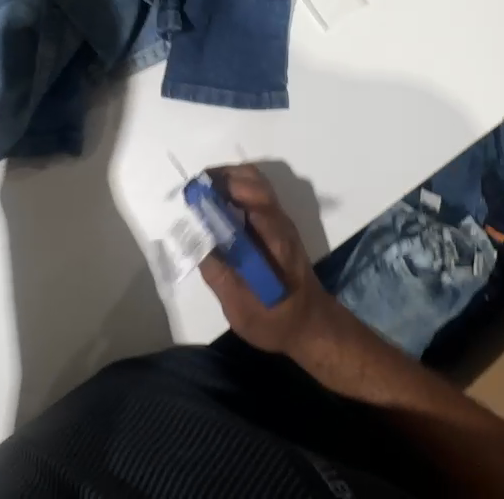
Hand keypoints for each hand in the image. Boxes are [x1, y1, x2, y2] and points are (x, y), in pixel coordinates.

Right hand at [198, 164, 341, 358]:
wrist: (312, 327)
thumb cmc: (276, 320)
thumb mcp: (240, 307)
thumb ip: (217, 272)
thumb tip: (194, 239)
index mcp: (272, 237)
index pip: (245, 195)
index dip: (215, 189)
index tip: (191, 196)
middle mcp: (279, 221)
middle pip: (251, 179)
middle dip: (219, 178)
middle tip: (193, 193)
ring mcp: (280, 221)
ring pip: (254, 183)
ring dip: (227, 182)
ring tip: (202, 198)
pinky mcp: (277, 226)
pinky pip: (255, 195)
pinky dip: (234, 192)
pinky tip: (217, 211)